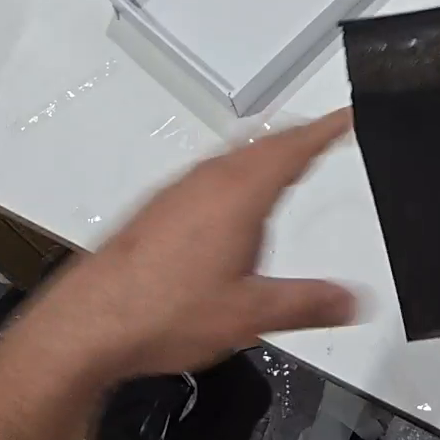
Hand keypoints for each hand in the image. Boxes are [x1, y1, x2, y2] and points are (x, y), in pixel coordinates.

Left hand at [0, 111, 358, 392]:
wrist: (84, 325)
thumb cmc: (162, 312)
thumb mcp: (250, 314)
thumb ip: (308, 304)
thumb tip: (355, 300)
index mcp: (239, 194)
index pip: (294, 147)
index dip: (327, 128)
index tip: (349, 114)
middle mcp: (209, 180)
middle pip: (266, 142)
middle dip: (302, 134)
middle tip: (328, 132)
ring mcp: (180, 189)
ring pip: (236, 154)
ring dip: (269, 149)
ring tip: (291, 156)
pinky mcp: (160, 205)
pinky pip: (213, 169)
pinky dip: (241, 166)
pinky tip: (236, 196)